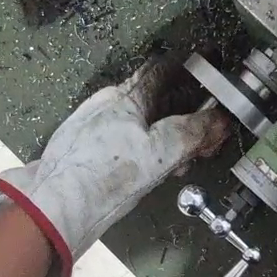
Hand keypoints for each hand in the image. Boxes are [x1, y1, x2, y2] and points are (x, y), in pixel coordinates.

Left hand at [0, 63, 229, 276]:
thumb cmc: (103, 176)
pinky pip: (129, 142)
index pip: (165, 69)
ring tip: (186, 162)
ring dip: (171, 139)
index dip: (192, 67)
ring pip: (145, 124)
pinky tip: (158, 172)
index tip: (213, 66)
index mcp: (124, 97)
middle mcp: (109, 106)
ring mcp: (97, 129)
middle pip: (158, 100)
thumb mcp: (158, 153)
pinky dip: (151, 152)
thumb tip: (220, 120)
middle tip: (208, 136)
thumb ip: (192, 133)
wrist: (56, 210)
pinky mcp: (90, 153)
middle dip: (188, 115)